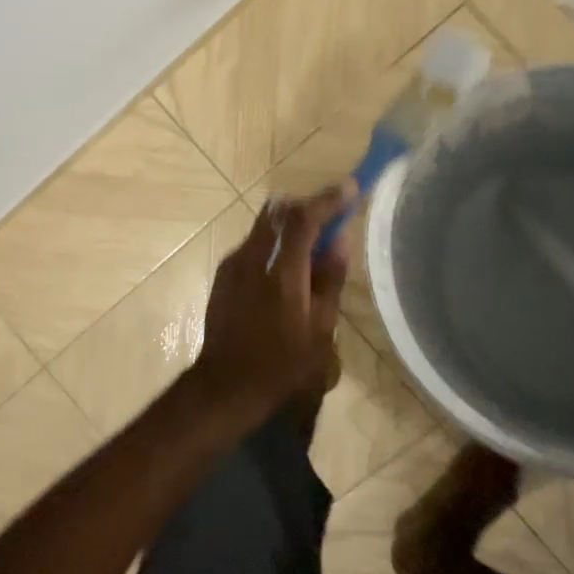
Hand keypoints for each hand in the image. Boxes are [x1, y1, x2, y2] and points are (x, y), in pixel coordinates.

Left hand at [190, 183, 353, 417]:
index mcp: (282, 274)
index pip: (304, 220)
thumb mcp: (319, 331)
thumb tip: (340, 239)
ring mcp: (233, 264)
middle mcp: (253, 259)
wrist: (225, 385)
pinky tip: (285, 270)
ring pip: (264, 227)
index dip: (328, 199)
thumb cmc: (282, 366)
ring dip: (289, 226)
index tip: (350, 188)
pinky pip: (253, 245)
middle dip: (307, 207)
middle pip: (279, 213)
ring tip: (311, 247)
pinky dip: (273, 244)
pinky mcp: (223, 273)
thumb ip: (330, 280)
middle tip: (332, 215)